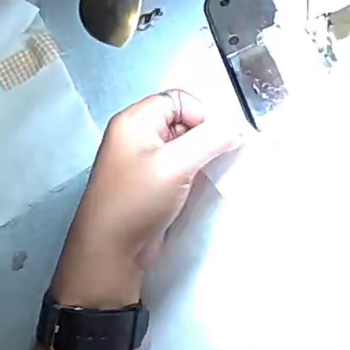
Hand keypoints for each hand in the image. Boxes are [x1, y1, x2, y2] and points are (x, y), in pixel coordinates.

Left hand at [53, 90, 243, 308]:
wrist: (111, 250)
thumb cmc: (137, 202)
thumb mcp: (176, 165)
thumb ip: (210, 141)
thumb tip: (239, 129)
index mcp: (135, 121)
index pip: (178, 99)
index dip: (201, 115)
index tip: (214, 141)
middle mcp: (138, 136)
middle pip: (183, 120)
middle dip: (205, 136)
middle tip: (214, 159)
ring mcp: (144, 160)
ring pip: (185, 144)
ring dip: (202, 156)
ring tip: (207, 175)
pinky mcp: (152, 183)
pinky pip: (180, 165)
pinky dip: (195, 172)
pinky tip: (199, 187)